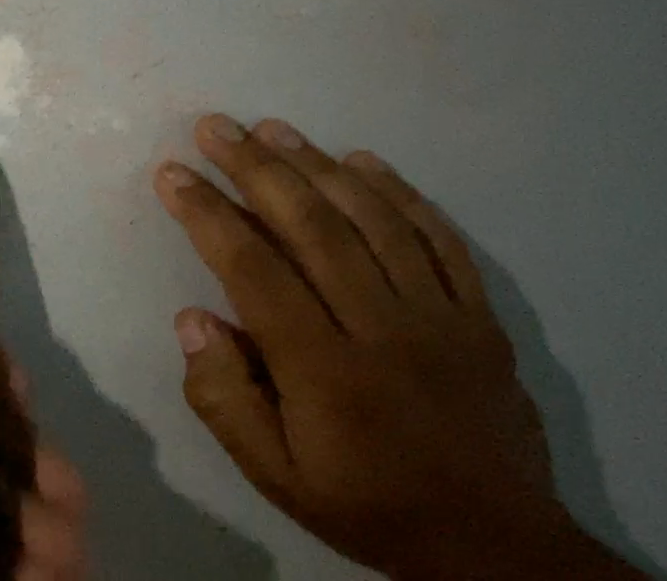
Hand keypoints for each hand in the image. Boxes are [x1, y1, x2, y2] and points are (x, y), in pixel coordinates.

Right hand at [156, 114, 641, 579]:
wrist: (496, 548)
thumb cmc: (362, 501)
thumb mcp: (272, 473)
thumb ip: (222, 397)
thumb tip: (192, 317)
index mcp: (323, 369)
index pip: (254, 270)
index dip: (207, 215)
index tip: (171, 174)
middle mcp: (382, 329)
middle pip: (314, 229)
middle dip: (256, 169)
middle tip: (214, 127)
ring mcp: (440, 319)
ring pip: (374, 223)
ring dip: (318, 167)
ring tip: (272, 128)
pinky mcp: (480, 319)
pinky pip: (441, 242)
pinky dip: (402, 195)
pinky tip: (363, 161)